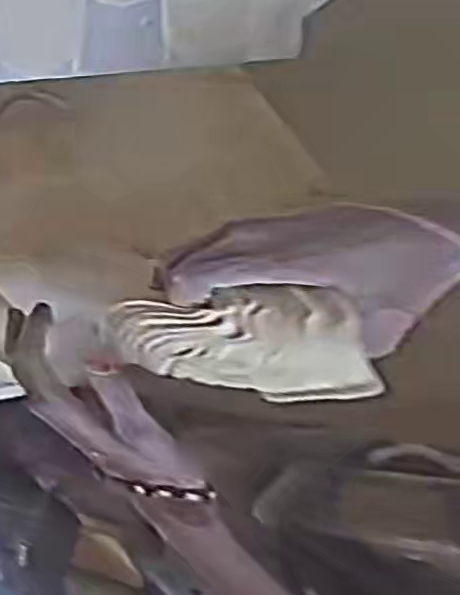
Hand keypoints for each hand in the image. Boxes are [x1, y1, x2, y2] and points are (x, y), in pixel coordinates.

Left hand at [0, 304, 211, 523]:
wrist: (162, 495)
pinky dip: (36, 356)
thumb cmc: (157, 463)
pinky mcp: (65, 413)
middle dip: (17, 334)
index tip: (43, 310)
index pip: (30, 365)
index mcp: (60, 410)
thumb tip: (94, 359)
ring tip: (24, 318)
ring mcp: (54, 412)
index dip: (32, 335)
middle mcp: (47, 410)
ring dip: (22, 343)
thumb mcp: (143, 429)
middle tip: (22, 307)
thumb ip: (117, 395)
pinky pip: (38, 377)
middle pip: (19, 365)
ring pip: (25, 371)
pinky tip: (46, 347)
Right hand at [161, 204, 459, 355]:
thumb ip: (335, 347)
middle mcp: (243, 239)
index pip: (190, 275)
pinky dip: (195, 262)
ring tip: (197, 298)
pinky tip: (217, 279)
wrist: (425, 229)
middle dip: (170, 290)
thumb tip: (300, 372)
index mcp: (267, 262)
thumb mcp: (378, 322)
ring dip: (179, 274)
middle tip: (187, 315)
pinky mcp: (250, 223)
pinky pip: (201, 243)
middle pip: (175, 262)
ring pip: (182, 250)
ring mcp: (244, 227)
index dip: (177, 301)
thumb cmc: (399, 275)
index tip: (188, 320)